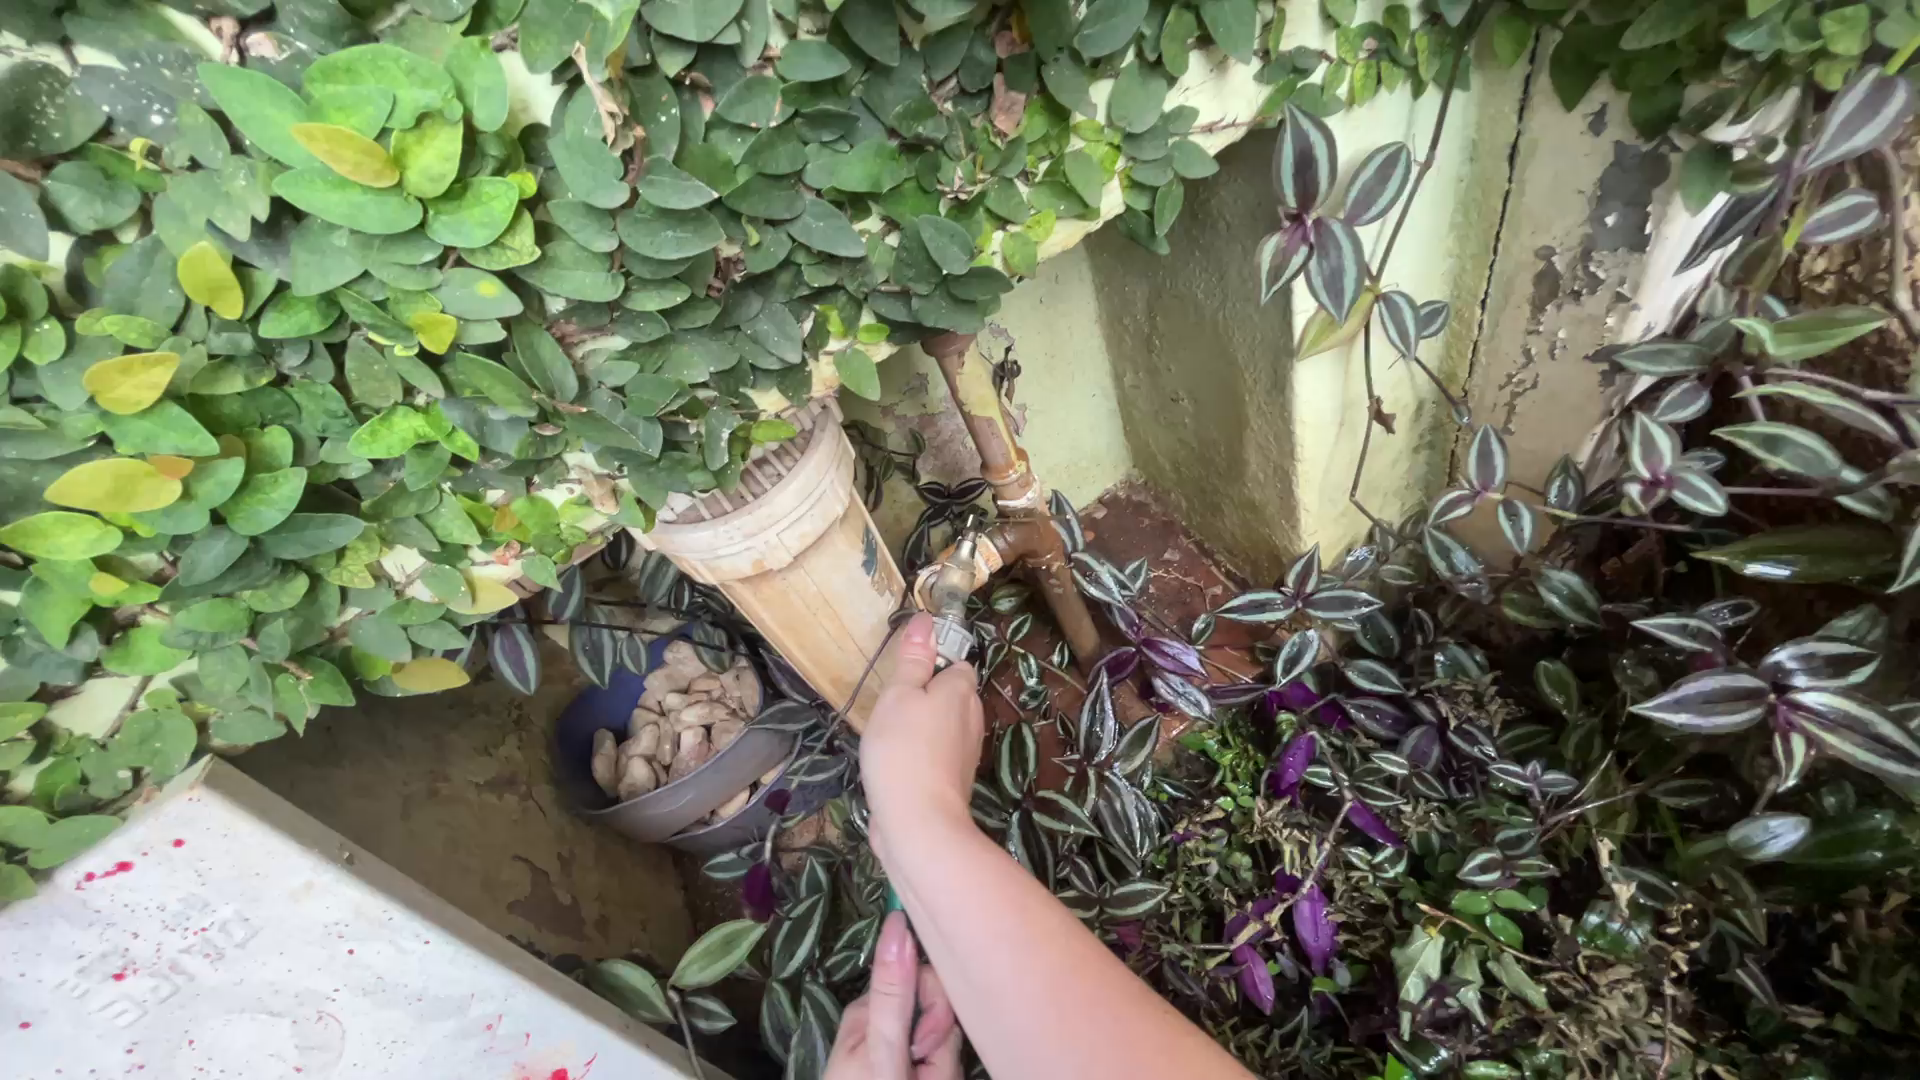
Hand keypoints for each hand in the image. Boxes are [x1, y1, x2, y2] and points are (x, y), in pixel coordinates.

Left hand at [825, 912, 961, 1079]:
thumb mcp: (883, 1056)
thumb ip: (895, 993)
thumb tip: (898, 920)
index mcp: (869, 1011)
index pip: (921, 975)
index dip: (936, 1005)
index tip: (924, 1044)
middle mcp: (881, 1021)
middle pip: (935, 1002)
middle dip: (940, 1035)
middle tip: (924, 1073)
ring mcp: (895, 1046)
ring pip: (943, 1030)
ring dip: (940, 1059)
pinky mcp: (910, 1064)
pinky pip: (938, 1051)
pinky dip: (938, 1068)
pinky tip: (925, 1078)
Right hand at [860, 614, 985, 859]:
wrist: (918, 823)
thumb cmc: (903, 748)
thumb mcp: (898, 694)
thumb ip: (913, 658)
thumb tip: (927, 620)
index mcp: (962, 691)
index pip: (957, 665)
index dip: (933, 667)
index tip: (903, 679)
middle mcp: (973, 719)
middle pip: (953, 697)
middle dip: (927, 698)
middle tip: (891, 709)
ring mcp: (966, 754)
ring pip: (945, 728)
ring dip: (922, 730)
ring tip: (890, 739)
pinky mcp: (954, 782)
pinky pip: (938, 756)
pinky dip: (921, 757)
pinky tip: (897, 766)